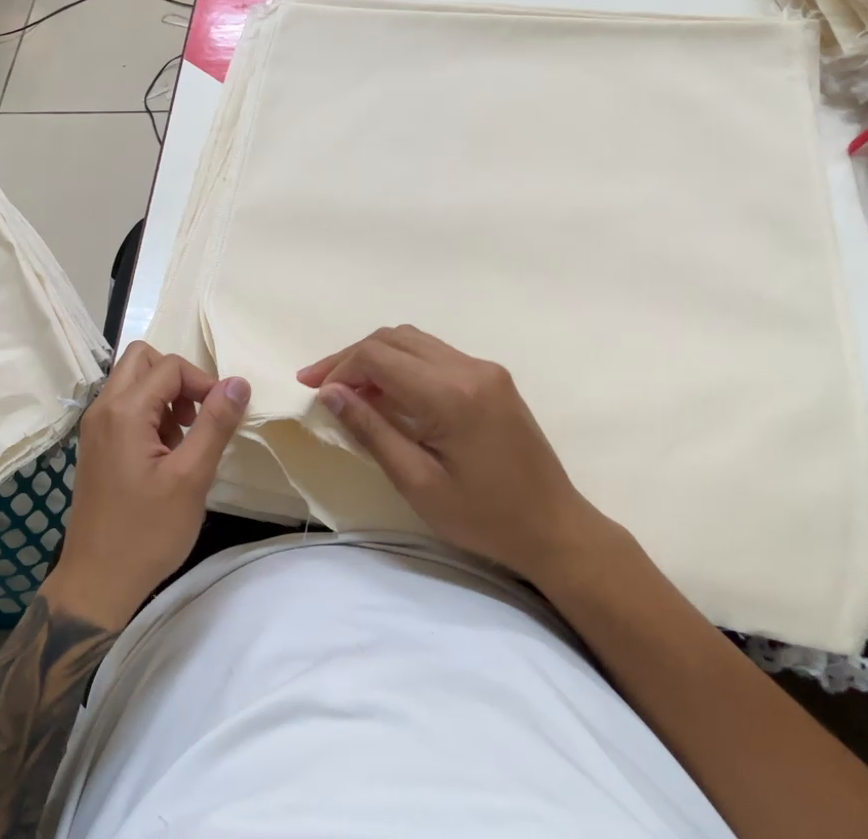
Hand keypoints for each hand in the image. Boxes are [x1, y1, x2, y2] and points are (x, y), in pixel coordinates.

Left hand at [45, 342, 249, 629]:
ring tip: (185, 441)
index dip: (204, 382)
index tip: (225, 415)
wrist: (99, 578)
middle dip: (178, 379)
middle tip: (200, 417)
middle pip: (142, 360)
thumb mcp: (191, 477)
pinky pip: (124, 408)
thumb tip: (238, 382)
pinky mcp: (96, 445)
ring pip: (132, 383)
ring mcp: (95, 427)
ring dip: (164, 397)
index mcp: (123, 411)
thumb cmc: (148, 531)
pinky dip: (150, 415)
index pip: (169, 366)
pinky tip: (167, 455)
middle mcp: (102, 409)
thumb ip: (215, 424)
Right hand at [298, 325, 619, 584]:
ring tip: (345, 388)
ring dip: (374, 357)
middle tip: (318, 385)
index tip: (312, 393)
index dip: (338, 368)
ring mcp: (485, 370)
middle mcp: (470, 369)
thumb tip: (330, 393)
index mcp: (451, 395)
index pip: (377, 357)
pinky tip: (383, 393)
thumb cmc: (483, 516)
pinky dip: (399, 364)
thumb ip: (371, 430)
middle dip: (350, 358)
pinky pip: (433, 354)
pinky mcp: (492, 379)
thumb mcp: (417, 482)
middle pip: (392, 338)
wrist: (554, 528)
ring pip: (412, 340)